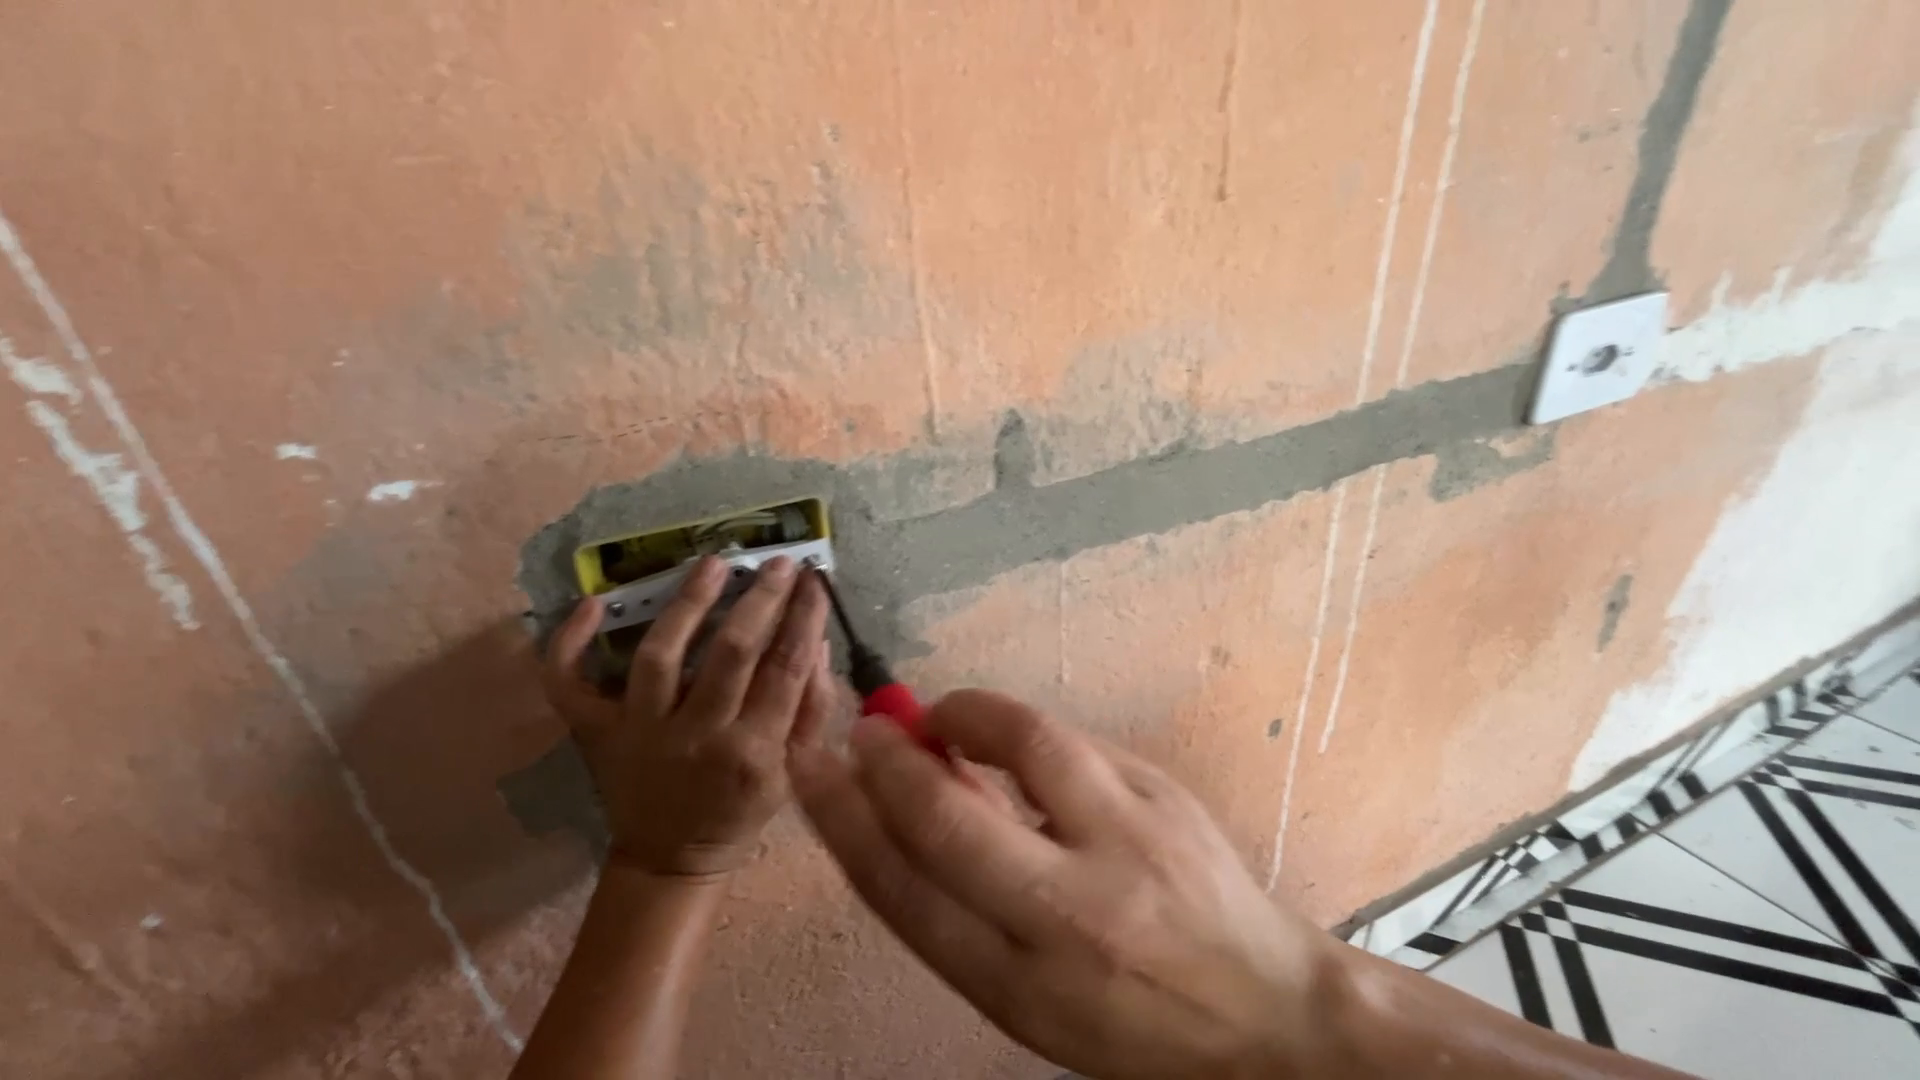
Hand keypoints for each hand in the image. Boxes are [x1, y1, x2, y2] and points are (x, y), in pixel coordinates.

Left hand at [543, 555, 832, 877]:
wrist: (669, 858)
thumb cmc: (740, 813)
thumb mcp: (793, 773)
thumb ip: (811, 711)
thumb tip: (818, 644)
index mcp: (753, 751)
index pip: (786, 668)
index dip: (804, 617)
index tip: (814, 581)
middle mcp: (696, 736)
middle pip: (731, 653)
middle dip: (761, 599)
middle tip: (777, 562)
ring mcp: (639, 732)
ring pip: (659, 656)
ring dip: (687, 603)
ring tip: (713, 564)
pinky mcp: (596, 733)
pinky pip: (571, 684)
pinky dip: (571, 643)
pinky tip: (594, 602)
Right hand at [787, 690, 1343, 1079]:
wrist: (1267, 1011)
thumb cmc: (1128, 1018)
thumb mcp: (1028, 995)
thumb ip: (960, 903)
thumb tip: (906, 797)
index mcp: (1022, 985)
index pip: (903, 890)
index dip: (843, 819)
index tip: (813, 767)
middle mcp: (1072, 914)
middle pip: (948, 820)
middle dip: (890, 763)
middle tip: (866, 730)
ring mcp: (1130, 842)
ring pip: (1027, 746)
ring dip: (965, 714)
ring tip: (941, 717)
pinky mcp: (1167, 793)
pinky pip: (1073, 740)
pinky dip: (1020, 728)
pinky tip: (1005, 735)